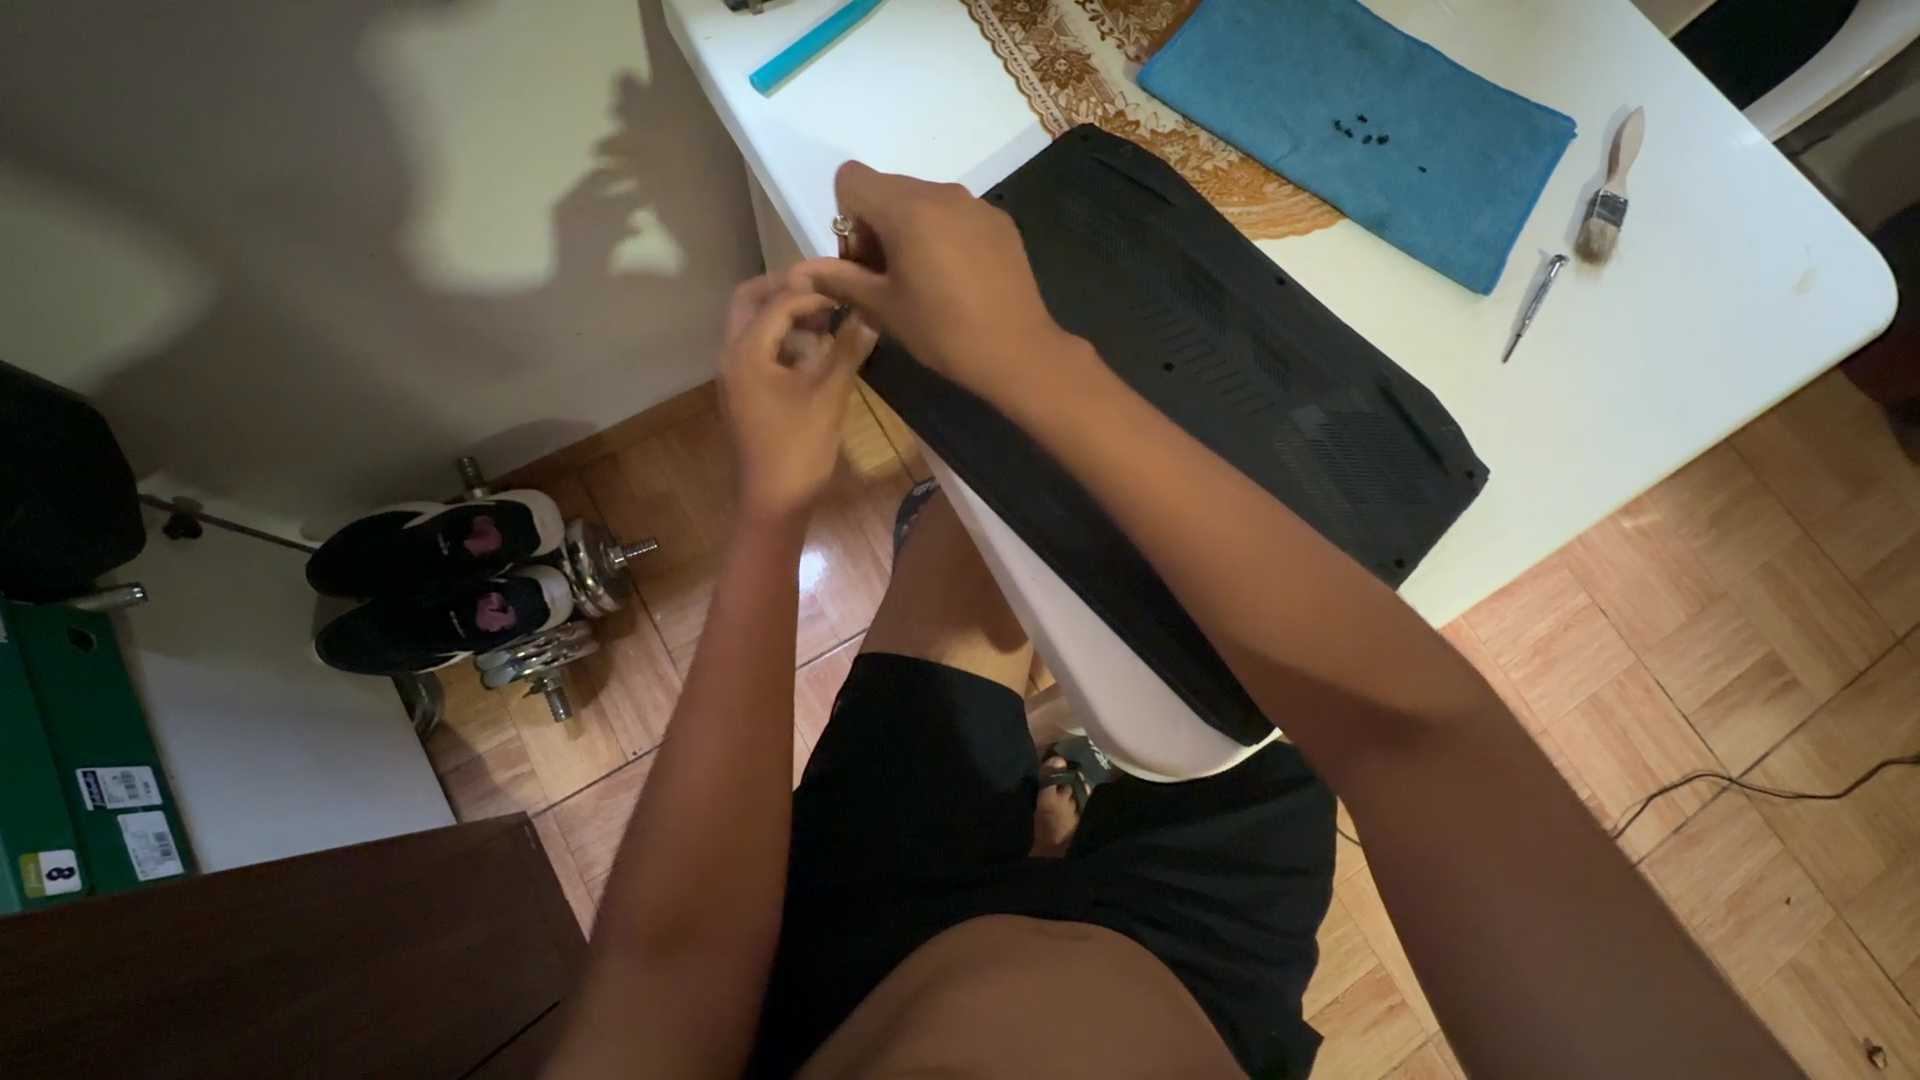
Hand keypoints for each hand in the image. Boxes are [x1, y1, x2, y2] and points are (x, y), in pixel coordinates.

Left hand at [716, 271, 877, 521]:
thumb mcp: (829, 394)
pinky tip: (814, 351)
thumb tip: (869, 316)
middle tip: (825, 292)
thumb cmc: (800, 447)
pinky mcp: (743, 392)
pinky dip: (781, 339)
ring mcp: (734, 375)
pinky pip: (756, 349)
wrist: (776, 500)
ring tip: (826, 320)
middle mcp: (731, 355)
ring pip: (751, 325)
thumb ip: (847, 349)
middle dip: (786, 291)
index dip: (813, 292)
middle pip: (750, 301)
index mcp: (747, 351)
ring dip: (783, 314)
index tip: (846, 292)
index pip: (778, 301)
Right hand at [794, 162, 1071, 399]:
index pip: (851, 179)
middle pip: (888, 189)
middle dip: (877, 228)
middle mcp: (941, 192)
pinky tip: (958, 282)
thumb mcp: (884, 308)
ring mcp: (976, 205)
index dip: (847, 220)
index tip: (865, 262)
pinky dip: (944, 237)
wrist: (1017, 351)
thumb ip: (840, 279)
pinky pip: (956, 216)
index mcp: (907, 208)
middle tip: (889, 279)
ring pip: (923, 202)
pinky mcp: (1000, 222)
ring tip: (926, 283)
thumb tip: (800, 271)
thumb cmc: (943, 332)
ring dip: (911, 233)